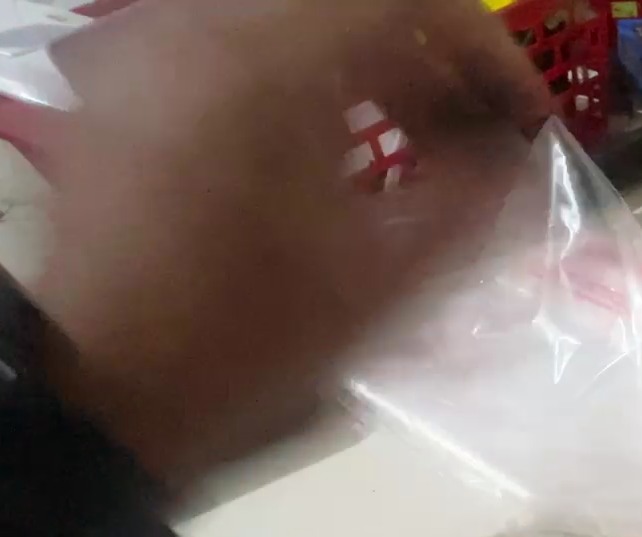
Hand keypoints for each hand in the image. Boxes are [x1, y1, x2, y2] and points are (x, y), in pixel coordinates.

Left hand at [35, 0, 549, 487]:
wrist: (109, 392)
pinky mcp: (138, 80)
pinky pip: (258, 54)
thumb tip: (524, 160)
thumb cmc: (254, 348)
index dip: (492, 56)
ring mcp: (158, 46)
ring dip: (390, 83)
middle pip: (357, 8)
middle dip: (444, 74)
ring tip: (435, 158)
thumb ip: (471, 206)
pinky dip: (328, 90)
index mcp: (264, 68)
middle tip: (491, 149)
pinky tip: (359, 156)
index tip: (532, 121)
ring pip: (307, 28)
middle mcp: (200, 24)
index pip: (410, 3)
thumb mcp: (383, 284)